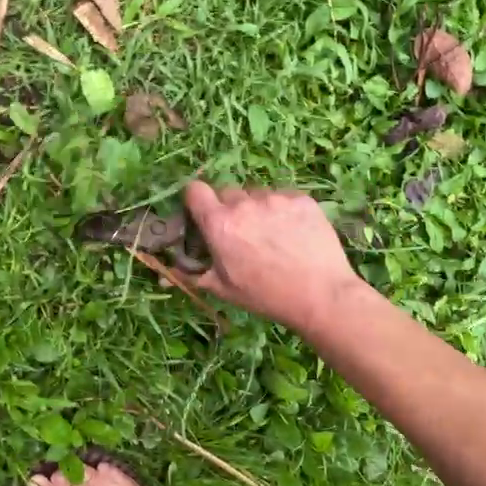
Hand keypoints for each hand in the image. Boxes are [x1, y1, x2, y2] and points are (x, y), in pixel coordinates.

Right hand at [183, 181, 365, 334]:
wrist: (321, 295)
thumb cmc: (266, 295)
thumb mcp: (223, 289)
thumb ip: (193, 274)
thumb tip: (165, 276)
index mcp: (219, 223)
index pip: (195, 190)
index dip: (196, 200)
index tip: (203, 213)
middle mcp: (244, 204)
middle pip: (227, 192)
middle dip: (229, 208)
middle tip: (241, 232)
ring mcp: (275, 198)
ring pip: (257, 194)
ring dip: (257, 208)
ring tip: (270, 234)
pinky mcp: (301, 199)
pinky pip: (283, 196)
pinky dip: (283, 209)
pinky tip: (292, 232)